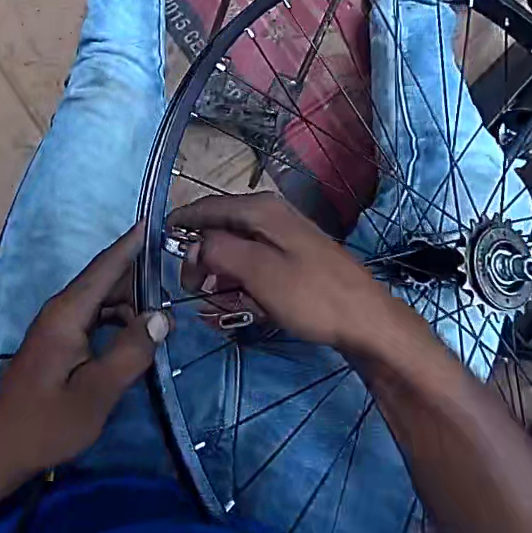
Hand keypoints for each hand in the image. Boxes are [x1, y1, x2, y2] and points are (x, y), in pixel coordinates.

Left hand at [0, 227, 171, 497]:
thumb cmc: (47, 422)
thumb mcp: (97, 392)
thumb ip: (131, 352)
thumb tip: (160, 315)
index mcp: (67, 313)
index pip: (104, 267)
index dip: (130, 244)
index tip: (153, 221)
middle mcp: (60, 310)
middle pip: (104, 280)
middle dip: (138, 271)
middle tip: (177, 267)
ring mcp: (57, 325)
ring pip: (100, 300)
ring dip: (130, 300)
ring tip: (166, 304)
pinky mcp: (57, 341)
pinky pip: (93, 318)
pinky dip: (117, 319)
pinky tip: (138, 334)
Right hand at [168, 192, 409, 354]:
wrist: (370, 325)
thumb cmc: (311, 295)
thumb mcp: (257, 271)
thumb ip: (217, 250)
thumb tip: (194, 244)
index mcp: (259, 209)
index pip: (205, 208)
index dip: (179, 226)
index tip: (160, 248)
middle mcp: (269, 214)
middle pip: (218, 229)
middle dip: (200, 258)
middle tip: (193, 290)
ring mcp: (283, 236)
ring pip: (234, 248)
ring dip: (219, 274)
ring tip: (215, 303)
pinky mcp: (292, 258)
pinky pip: (253, 263)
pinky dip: (240, 281)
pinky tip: (239, 305)